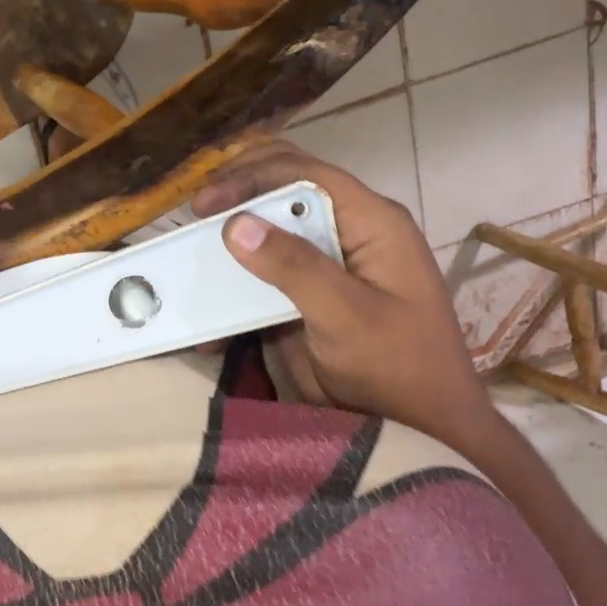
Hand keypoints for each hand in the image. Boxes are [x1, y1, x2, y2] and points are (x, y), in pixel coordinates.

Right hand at [192, 142, 492, 442]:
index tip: (202, 205)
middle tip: (193, 217)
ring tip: (187, 250)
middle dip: (236, 195)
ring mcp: (323, 265)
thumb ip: (294, 267)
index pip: (305, 175)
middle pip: (285, 190)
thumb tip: (236, 224)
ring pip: (270, 230)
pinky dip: (231, 283)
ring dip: (229, 238)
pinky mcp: (304, 297)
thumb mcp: (347, 316)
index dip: (250, 178)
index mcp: (371, 223)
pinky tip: (206, 301)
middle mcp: (346, 232)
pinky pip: (262, 275)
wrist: (418, 430)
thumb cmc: (397, 369)